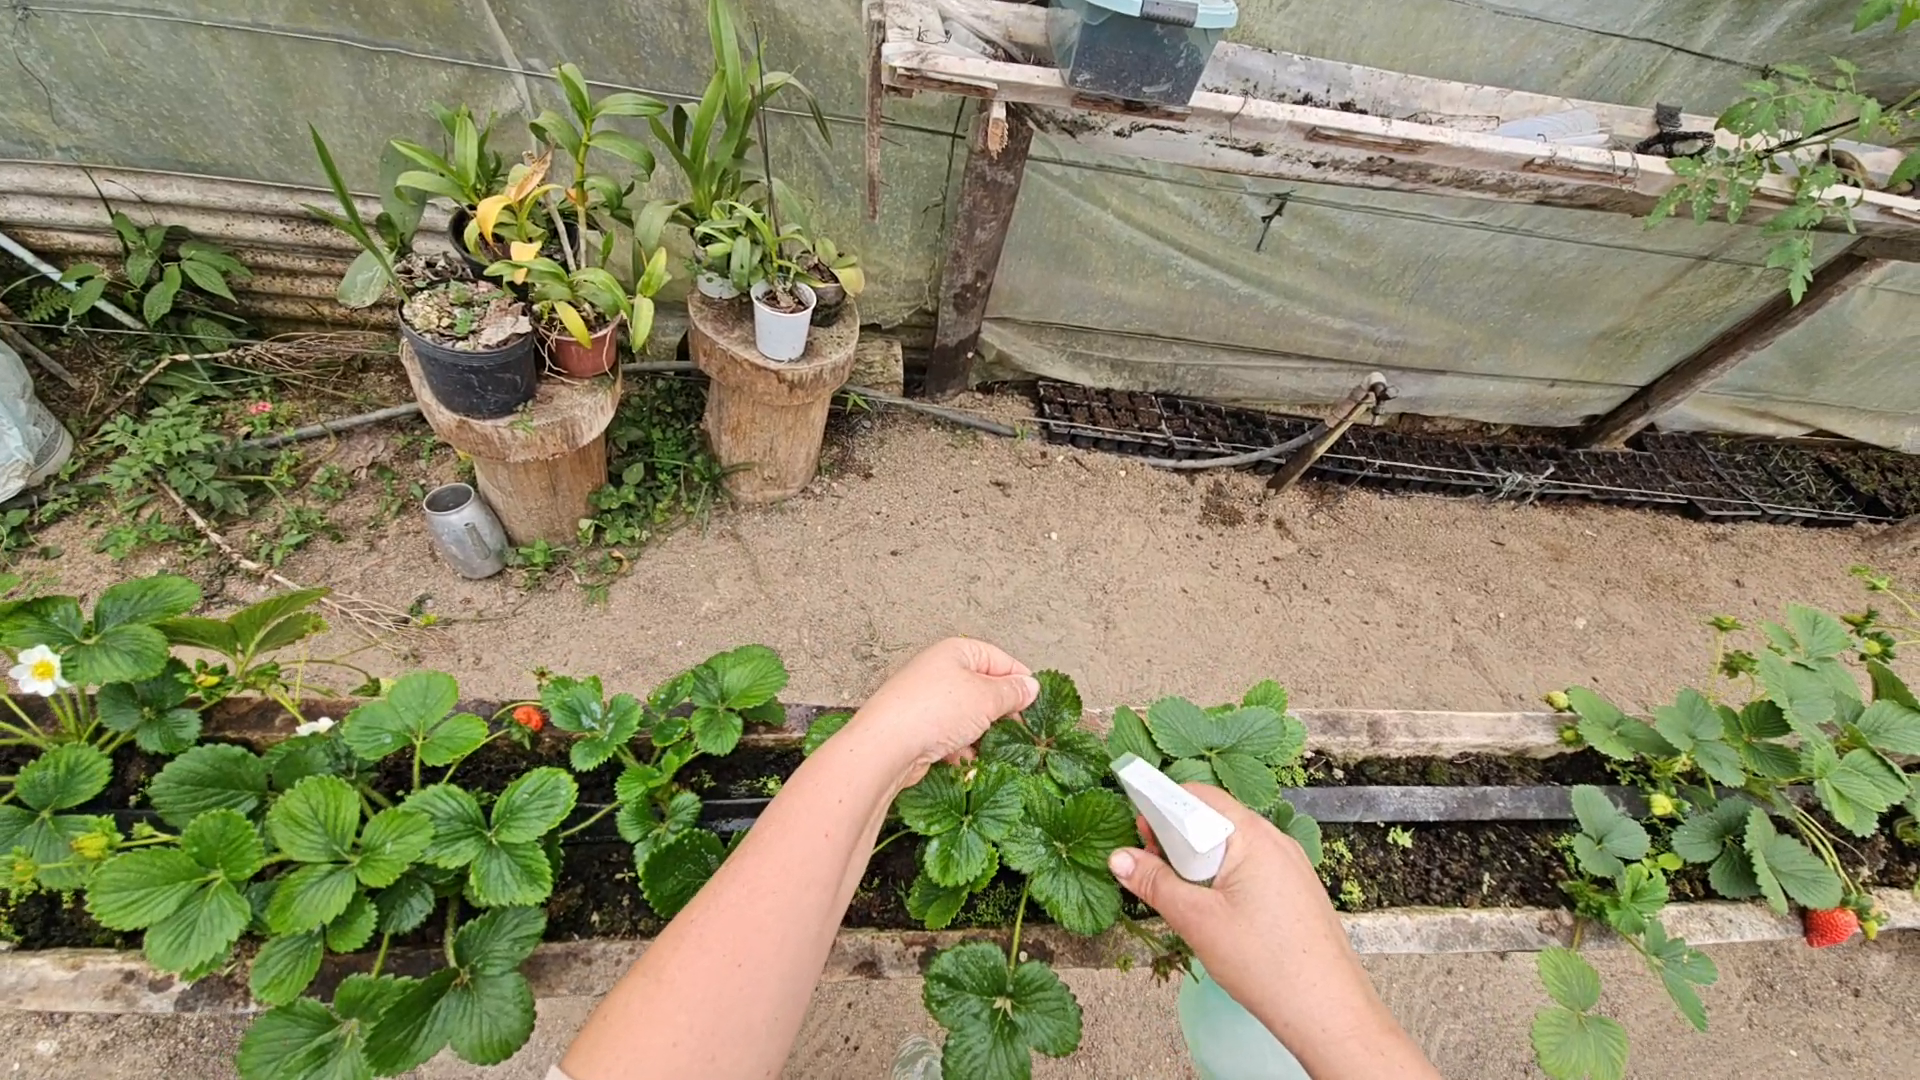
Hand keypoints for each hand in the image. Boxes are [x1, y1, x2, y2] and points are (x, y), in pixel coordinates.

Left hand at [844, 638, 1038, 785]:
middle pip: (983, 689)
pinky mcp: (919, 728)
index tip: (1033, 702)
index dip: (1019, 680)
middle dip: (999, 712)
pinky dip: (959, 749)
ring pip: (968, 717)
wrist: (886, 746)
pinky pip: (949, 736)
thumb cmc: (933, 712)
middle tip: (1015, 729)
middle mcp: (939, 671)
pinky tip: (960, 760)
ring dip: (979, 735)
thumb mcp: (986, 698)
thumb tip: (1029, 686)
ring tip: (984, 747)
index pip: (999, 659)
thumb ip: (1012, 692)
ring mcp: (927, 700)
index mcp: (956, 652)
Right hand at [1108, 785, 1435, 1076]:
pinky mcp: (1295, 889)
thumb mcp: (1196, 920)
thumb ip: (1153, 882)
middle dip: (1177, 839)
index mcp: (1252, 836)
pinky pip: (1249, 866)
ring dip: (1199, 861)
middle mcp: (1275, 841)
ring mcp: (1289, 865)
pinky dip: (1223, 877)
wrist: (1332, 1018)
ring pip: (1229, 845)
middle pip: (1212, 819)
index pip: (1197, 796)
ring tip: (1185, 896)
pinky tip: (1215, 911)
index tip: (1140, 832)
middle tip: (1155, 869)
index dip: (1162, 808)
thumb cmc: (1270, 968)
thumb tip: (1119, 858)